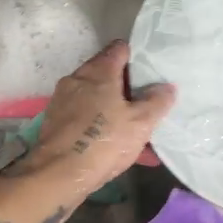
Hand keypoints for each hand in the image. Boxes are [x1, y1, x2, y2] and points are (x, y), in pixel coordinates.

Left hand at [20, 41, 176, 198]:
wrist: (57, 174)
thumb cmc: (102, 141)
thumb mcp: (140, 123)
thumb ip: (156, 101)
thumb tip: (167, 86)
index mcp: (99, 71)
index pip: (119, 48)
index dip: (136, 56)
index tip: (150, 72)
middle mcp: (78, 78)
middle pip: (105, 71)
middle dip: (125, 84)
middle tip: (144, 101)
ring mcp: (63, 98)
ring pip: (93, 94)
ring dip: (110, 104)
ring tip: (130, 124)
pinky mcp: (55, 119)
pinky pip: (82, 112)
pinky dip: (97, 120)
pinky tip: (111, 141)